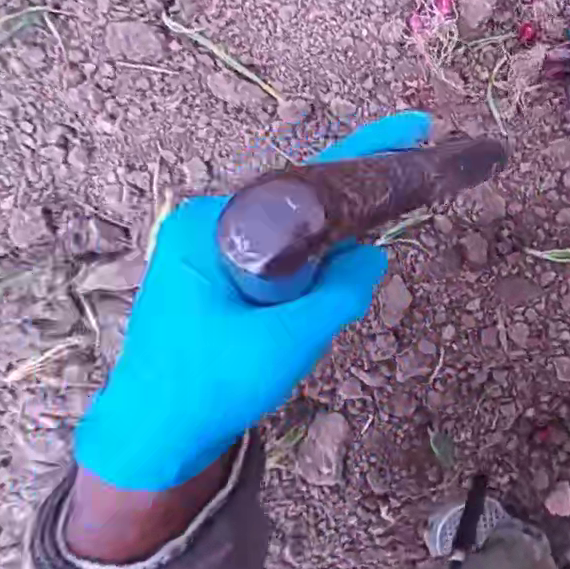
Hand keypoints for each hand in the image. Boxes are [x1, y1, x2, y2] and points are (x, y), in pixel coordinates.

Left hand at [74, 111, 432, 490]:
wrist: (154, 440)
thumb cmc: (212, 385)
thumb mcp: (292, 338)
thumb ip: (342, 291)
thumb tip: (374, 254)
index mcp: (212, 225)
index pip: (304, 178)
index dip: (366, 153)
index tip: (415, 128)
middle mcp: (207, 224)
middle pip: (302, 200)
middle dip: (350, 216)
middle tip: (385, 232)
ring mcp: (207, 249)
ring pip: (294, 233)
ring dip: (327, 256)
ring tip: (319, 309)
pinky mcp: (215, 276)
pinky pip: (279, 256)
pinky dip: (309, 273)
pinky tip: (312, 306)